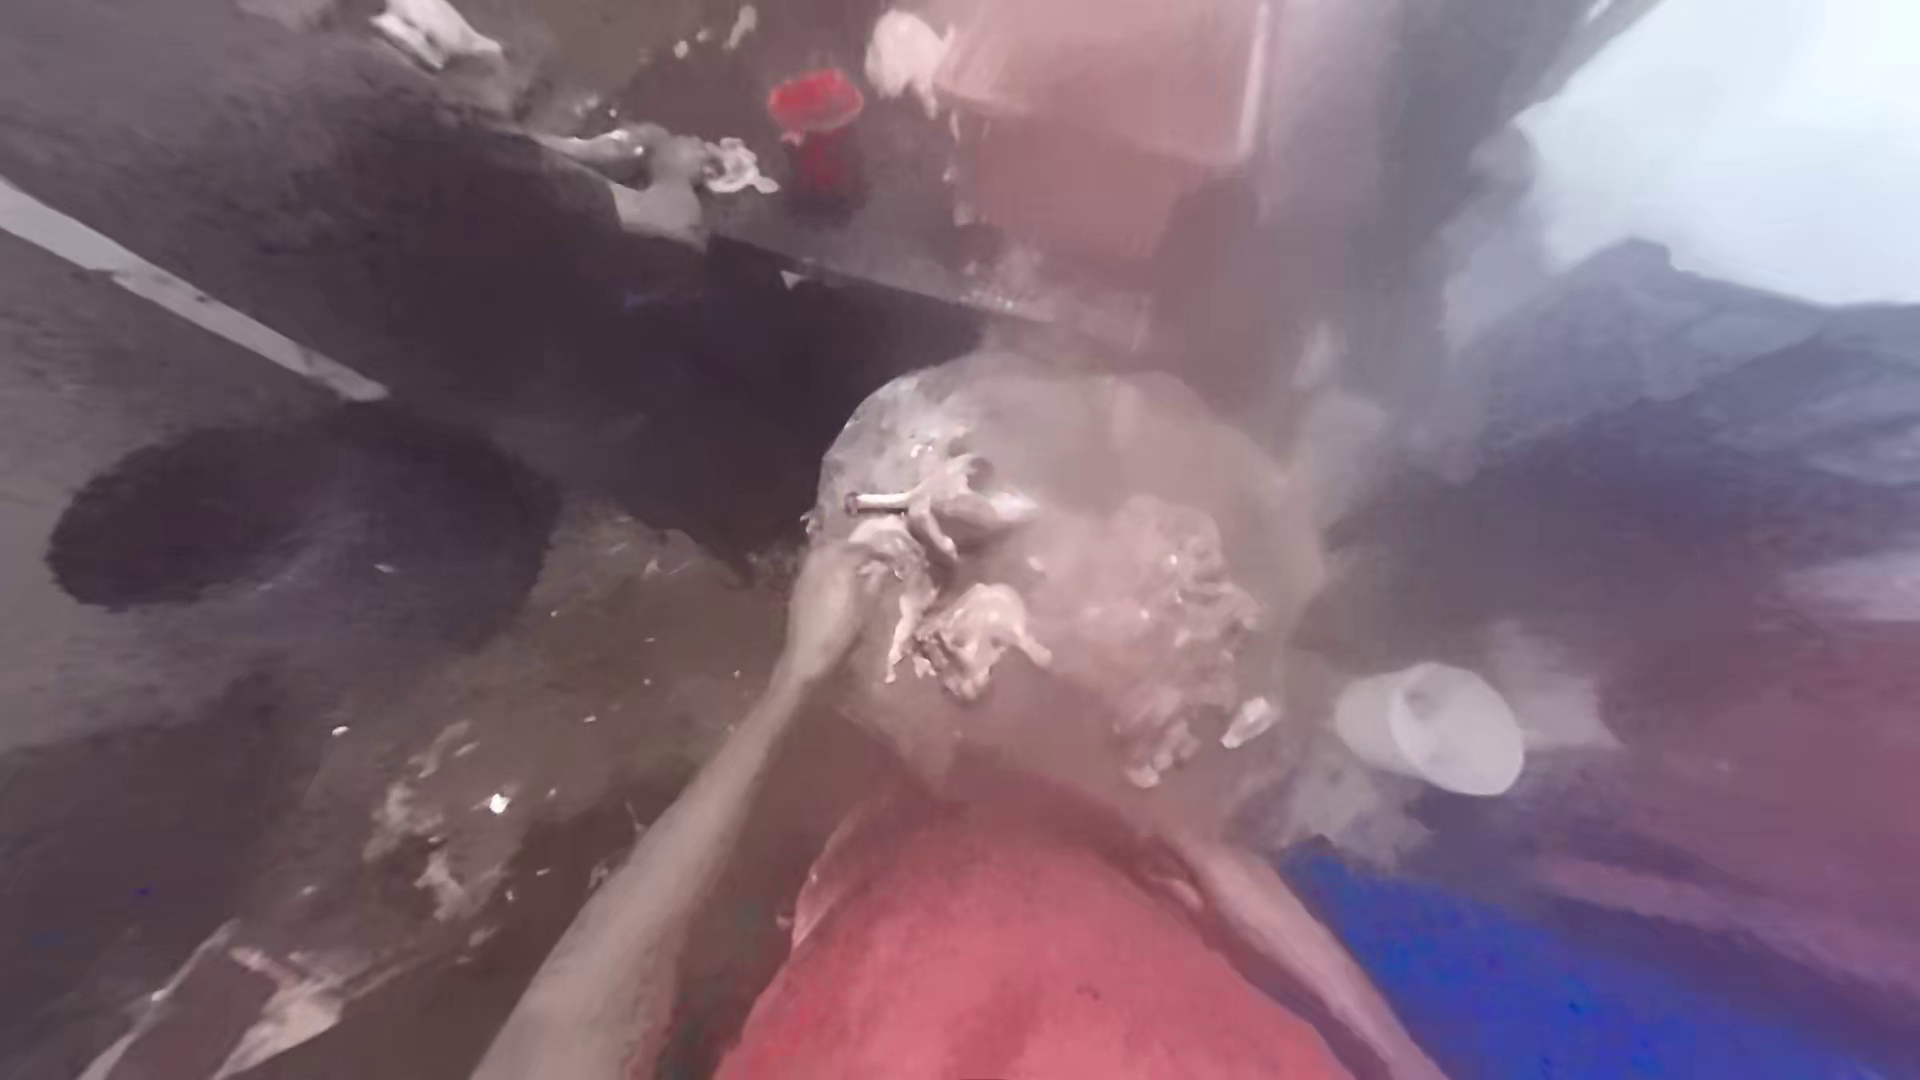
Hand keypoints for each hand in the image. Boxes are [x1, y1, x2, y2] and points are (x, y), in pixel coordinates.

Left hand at [777, 541, 877, 689]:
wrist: (807, 655)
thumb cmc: (841, 634)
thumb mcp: (866, 610)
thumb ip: (876, 584)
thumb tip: (885, 569)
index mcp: (841, 568)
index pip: (862, 551)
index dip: (878, 553)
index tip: (891, 558)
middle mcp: (821, 565)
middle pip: (840, 545)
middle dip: (857, 547)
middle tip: (872, 555)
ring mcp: (807, 574)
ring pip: (823, 551)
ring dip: (840, 551)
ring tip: (853, 560)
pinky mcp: (799, 585)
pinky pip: (814, 563)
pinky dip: (827, 561)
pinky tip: (835, 573)